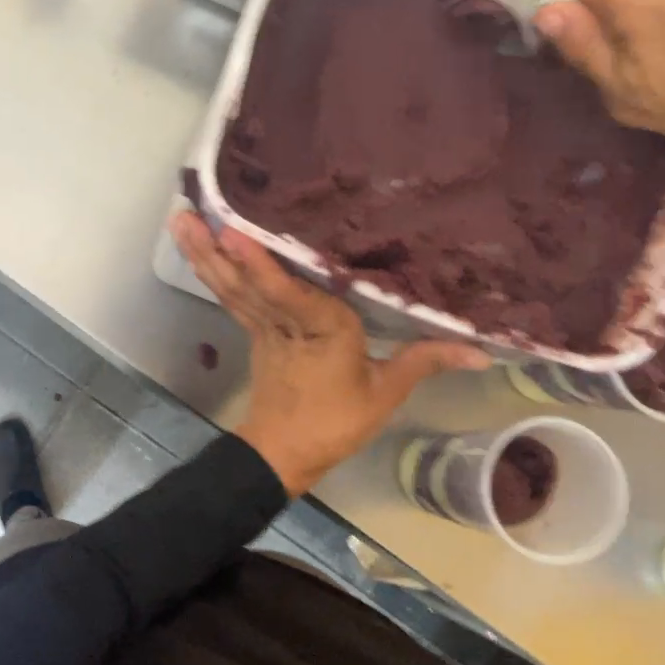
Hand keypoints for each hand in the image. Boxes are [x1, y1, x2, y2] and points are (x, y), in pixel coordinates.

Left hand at [171, 213, 488, 495]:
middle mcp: (283, 322)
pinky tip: (199, 251)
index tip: (232, 234)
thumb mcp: (385, 393)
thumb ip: (426, 361)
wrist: (286, 454)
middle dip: (212, 248)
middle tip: (183, 211)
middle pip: (244, 283)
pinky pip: (230, 298)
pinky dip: (213, 273)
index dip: (258, 266)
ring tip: (180, 220)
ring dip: (202, 255)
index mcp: (320, 330)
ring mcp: (261, 327)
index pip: (285, 295)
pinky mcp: (252, 333)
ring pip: (229, 287)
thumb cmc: (335, 423)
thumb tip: (484, 352)